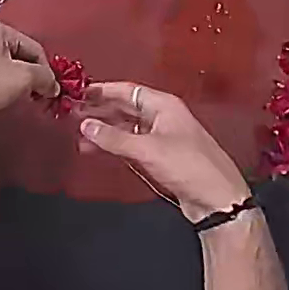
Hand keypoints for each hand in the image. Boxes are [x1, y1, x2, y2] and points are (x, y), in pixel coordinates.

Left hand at [0, 21, 59, 122]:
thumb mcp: (21, 78)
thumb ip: (43, 77)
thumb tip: (53, 85)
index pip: (35, 48)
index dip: (46, 71)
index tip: (50, 92)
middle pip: (20, 56)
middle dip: (31, 77)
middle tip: (36, 97)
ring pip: (5, 66)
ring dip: (16, 83)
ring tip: (18, 99)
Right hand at [76, 82, 251, 222]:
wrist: (216, 199)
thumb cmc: (187, 166)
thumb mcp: (147, 149)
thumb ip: (113, 138)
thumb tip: (85, 125)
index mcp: (163, 105)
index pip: (126, 90)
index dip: (101, 91)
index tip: (78, 92)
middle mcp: (161, 116)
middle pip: (125, 107)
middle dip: (99, 110)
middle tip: (72, 113)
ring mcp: (160, 136)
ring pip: (126, 127)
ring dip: (104, 130)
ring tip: (78, 134)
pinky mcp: (159, 156)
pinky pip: (131, 144)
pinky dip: (113, 145)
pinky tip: (96, 149)